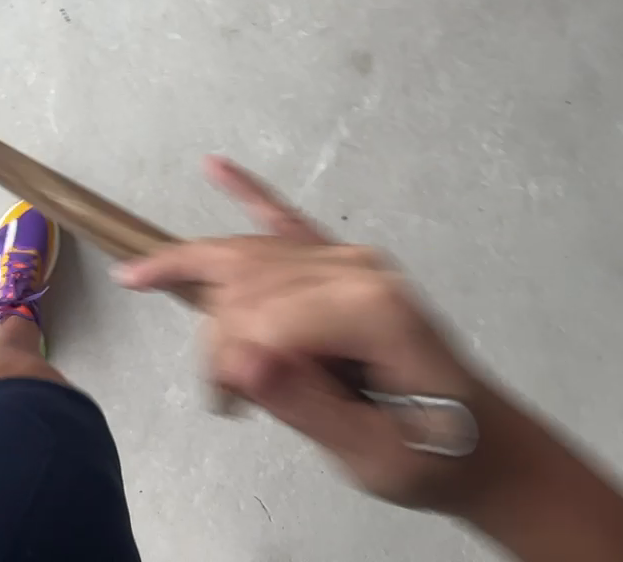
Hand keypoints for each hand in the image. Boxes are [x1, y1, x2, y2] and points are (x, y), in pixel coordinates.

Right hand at [122, 159, 622, 561]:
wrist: (480, 440)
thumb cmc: (431, 453)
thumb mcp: (373, 456)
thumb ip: (307, 406)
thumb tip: (238, 362)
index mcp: (372, 306)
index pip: (262, 314)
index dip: (229, 358)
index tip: (225, 405)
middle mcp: (356, 264)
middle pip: (247, 281)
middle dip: (216, 334)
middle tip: (219, 396)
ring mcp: (348, 255)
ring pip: (248, 252)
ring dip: (196, 271)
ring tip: (143, 279)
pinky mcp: (340, 258)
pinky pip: (284, 219)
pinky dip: (248, 192)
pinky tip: (215, 166)